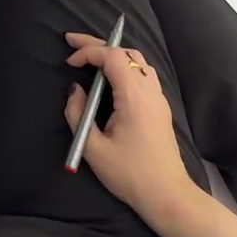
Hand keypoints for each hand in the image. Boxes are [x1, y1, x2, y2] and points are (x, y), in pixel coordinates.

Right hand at [62, 32, 194, 218]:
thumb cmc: (129, 174)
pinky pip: (144, 72)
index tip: (69, 63)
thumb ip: (78, 114)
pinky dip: (124, 64)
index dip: (88, 52)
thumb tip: (75, 90)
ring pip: (137, 60)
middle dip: (97, 44)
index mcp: (134, 97)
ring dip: (113, 53)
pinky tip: (111, 75)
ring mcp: (158, 98)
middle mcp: (150, 91)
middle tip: (71, 41)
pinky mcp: (160, 107)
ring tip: (90, 55)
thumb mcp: (93, 148)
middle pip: (125, 53)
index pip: (112, 57)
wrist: (167, 195)